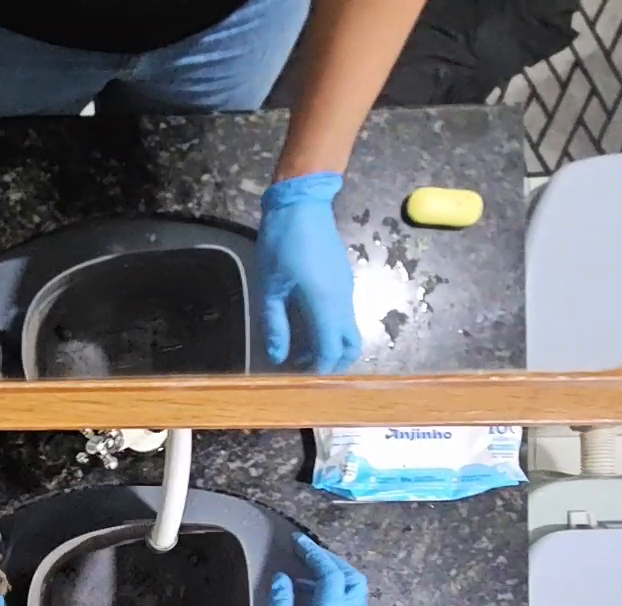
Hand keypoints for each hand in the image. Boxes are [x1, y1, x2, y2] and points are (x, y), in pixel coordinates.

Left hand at [258, 173, 361, 373]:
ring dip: (327, 350)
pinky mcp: (342, 284)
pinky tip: (303, 335)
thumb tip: (279, 358)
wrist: (303, 206)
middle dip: (330, 366)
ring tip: (297, 358)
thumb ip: (275, 325)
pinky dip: (328, 334)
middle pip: (350, 346)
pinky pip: (342, 319)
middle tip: (302, 375)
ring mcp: (346, 291)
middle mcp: (342, 300)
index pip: (330, 350)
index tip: (300, 384)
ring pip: (347, 333)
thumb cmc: (282, 244)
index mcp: (325, 303)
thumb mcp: (271, 288)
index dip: (318, 372)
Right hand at [266, 535, 368, 605]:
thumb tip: (283, 580)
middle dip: (332, 561)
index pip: (331, 575)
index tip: (298, 543)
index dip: (316, 554)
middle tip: (307, 554)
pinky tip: (309, 598)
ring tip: (304, 575)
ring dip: (334, 577)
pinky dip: (333, 594)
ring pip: (354, 594)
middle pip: (353, 580)